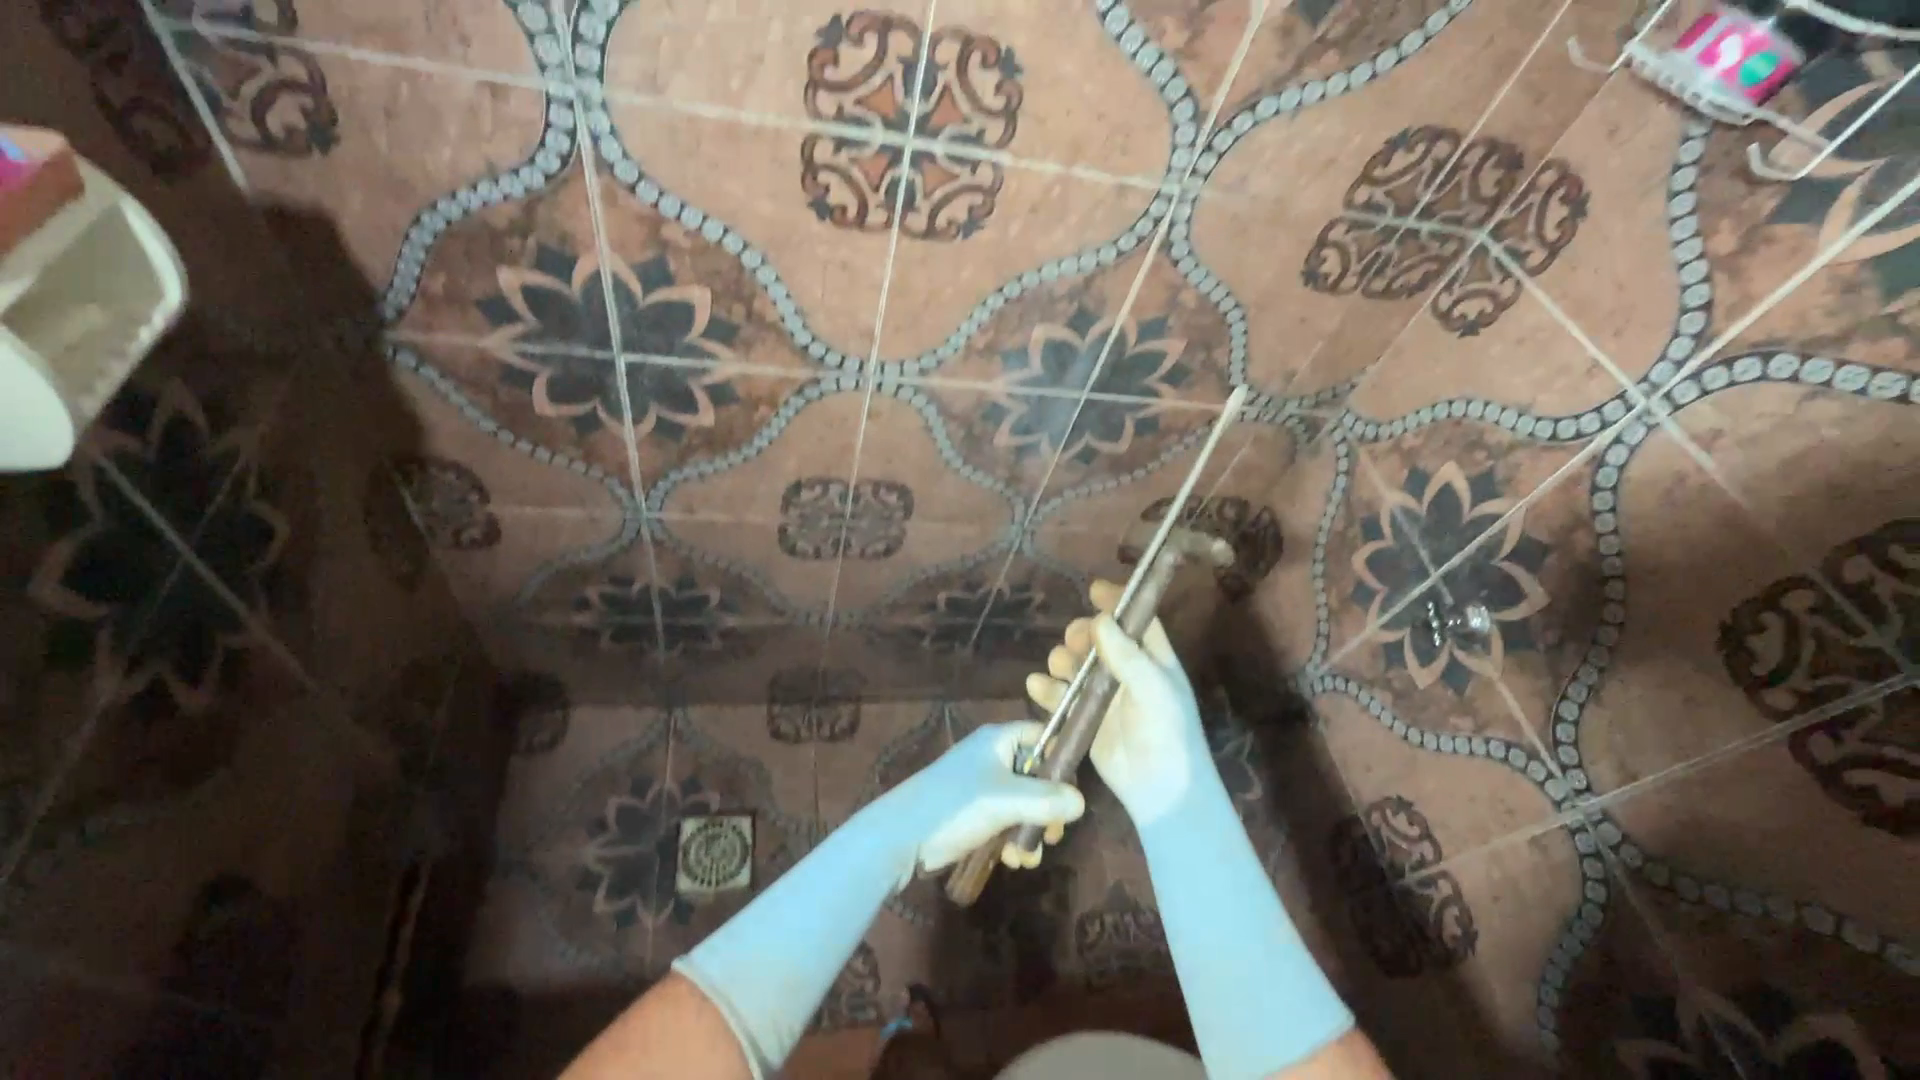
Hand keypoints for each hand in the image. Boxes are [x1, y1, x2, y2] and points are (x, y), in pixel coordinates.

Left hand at [877, 721, 1084, 874]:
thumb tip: (1082, 802)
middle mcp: (993, 757)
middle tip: (1053, 836)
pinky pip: (1007, 819)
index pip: (1044, 736)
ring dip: (1031, 831)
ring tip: (1025, 858)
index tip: (1072, 794)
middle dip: (1049, 809)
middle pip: (1039, 776)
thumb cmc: (955, 806)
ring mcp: (982, 785)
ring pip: (1025, 803)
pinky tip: (1012, 861)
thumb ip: (1047, 799)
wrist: (902, 836)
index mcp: (998, 739)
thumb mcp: (1005, 800)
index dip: (1062, 761)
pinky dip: (1014, 838)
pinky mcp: (974, 812)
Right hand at [1025, 580, 1212, 826]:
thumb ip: (1126, 654)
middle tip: (1075, 642)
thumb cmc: (1167, 732)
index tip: (1095, 590)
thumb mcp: (1153, 688)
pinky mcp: (1083, 720)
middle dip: (1081, 635)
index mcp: (1152, 659)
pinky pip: (1058, 697)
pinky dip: (1046, 689)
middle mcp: (1126, 672)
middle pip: (1096, 640)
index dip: (1117, 602)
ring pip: (1073, 665)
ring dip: (1062, 660)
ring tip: (1060, 668)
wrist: (1159, 789)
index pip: (1135, 620)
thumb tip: (1099, 618)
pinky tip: (1040, 687)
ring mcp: (1102, 697)